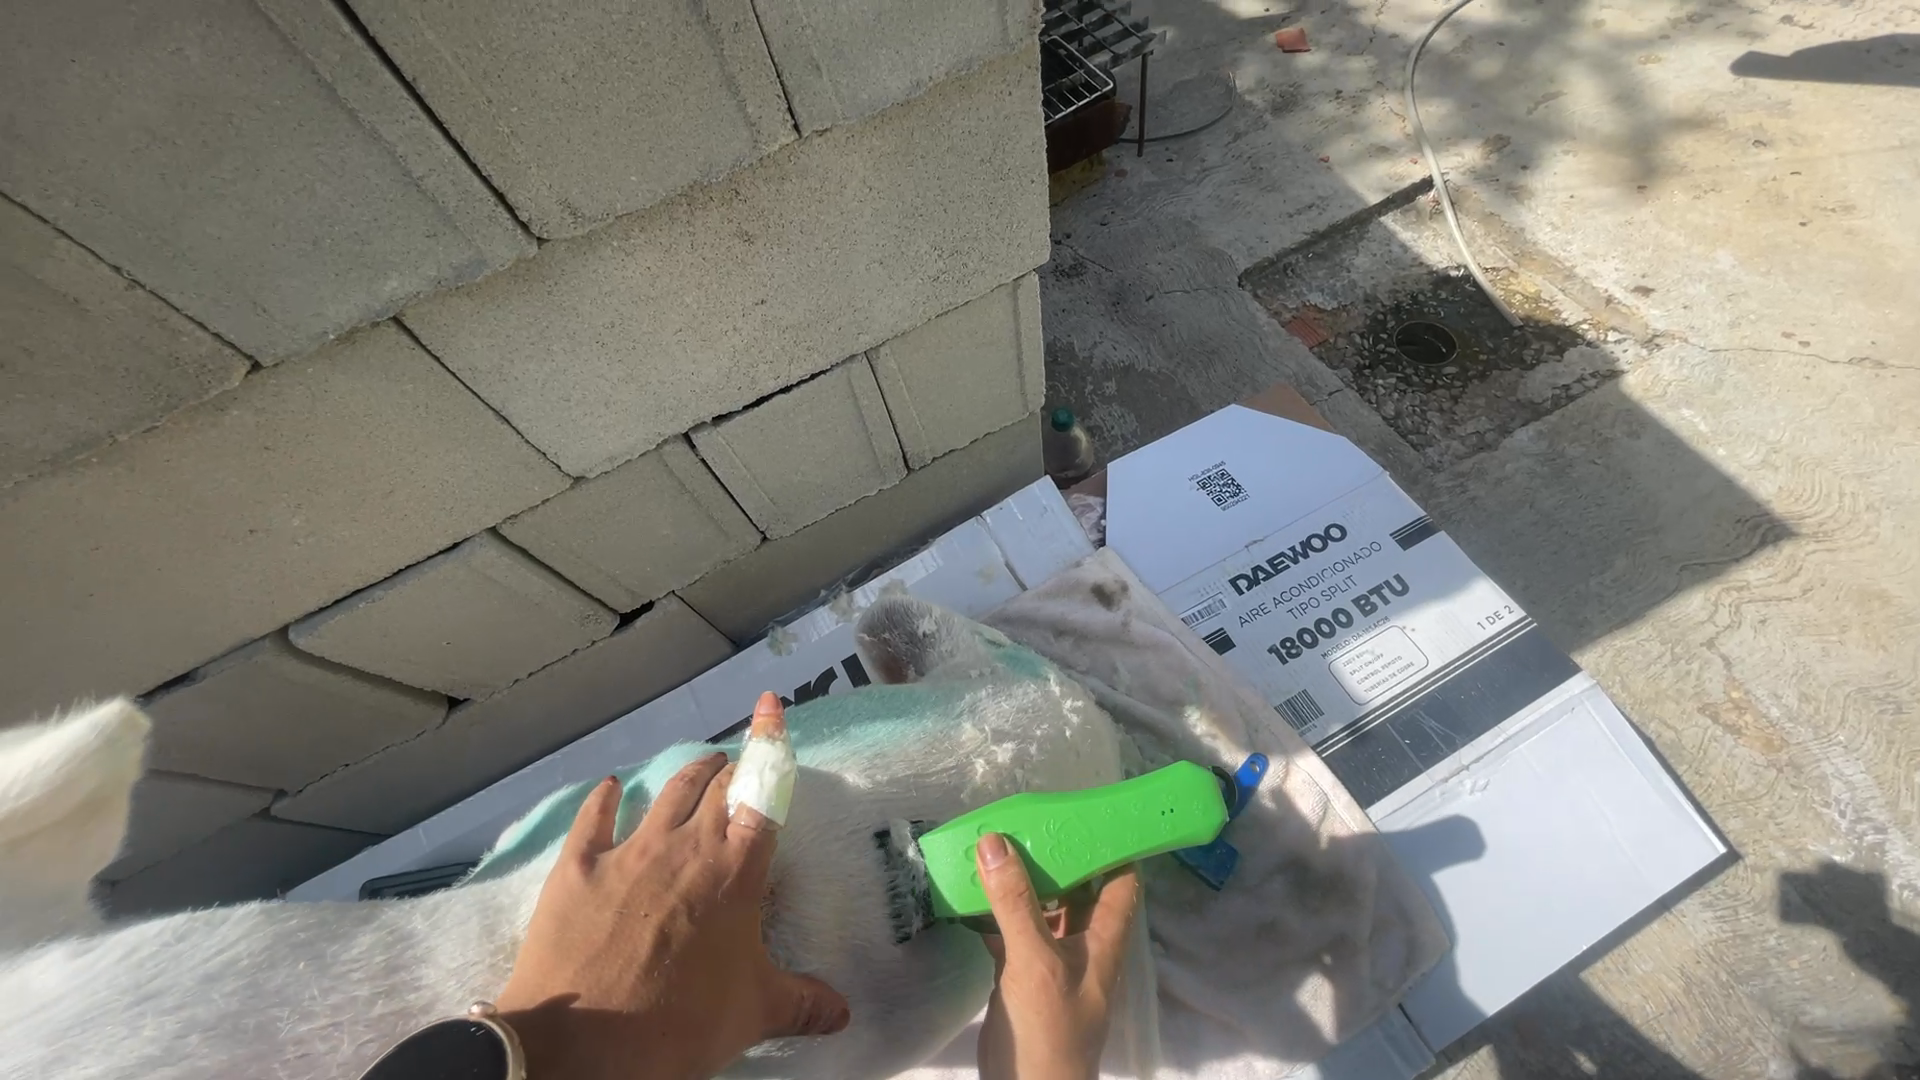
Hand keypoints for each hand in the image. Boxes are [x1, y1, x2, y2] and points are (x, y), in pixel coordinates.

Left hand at [496, 754, 849, 1079]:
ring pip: (669, 791)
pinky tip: (609, 788)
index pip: (764, 789)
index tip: (770, 705)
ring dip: (689, 772)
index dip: (770, 742)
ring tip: (701, 766)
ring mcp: (631, 850)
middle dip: (733, 765)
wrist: (579, 1052)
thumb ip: (803, 1003)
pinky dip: (605, 799)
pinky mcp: (579, 866)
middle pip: (718, 784)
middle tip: (738, 765)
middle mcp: (688, 844)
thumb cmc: (679, 1025)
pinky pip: (594, 817)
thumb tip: (845, 1012)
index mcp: (736, 868)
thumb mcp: (752, 1013)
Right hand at [975, 833, 1139, 1079]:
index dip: (1114, 844)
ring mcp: (1052, 958)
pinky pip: (1011, 929)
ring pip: (1041, 906)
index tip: (1089, 810)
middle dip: (1055, 854)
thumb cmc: (1049, 1025)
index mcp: (1104, 936)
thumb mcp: (1035, 958)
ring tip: (994, 842)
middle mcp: (1083, 942)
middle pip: (1077, 886)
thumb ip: (1015, 900)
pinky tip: (969, 891)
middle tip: (1027, 817)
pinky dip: (994, 910)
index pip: (1122, 878)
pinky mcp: (1022, 973)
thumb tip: (994, 839)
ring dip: (1020, 880)